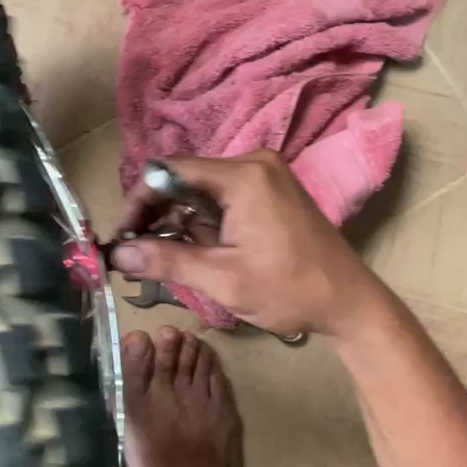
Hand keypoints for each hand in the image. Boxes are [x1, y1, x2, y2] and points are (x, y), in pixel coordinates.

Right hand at [110, 151, 385, 337]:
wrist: (351, 304)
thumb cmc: (289, 290)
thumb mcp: (222, 279)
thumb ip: (166, 260)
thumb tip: (116, 255)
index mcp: (243, 176)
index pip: (170, 171)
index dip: (139, 201)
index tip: (124, 236)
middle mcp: (252, 163)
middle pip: (183, 177)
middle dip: (157, 213)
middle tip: (138, 250)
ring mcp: (264, 174)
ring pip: (199, 188)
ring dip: (179, 220)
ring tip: (169, 256)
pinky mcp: (269, 189)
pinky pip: (220, 196)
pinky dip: (203, 220)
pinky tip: (198, 249)